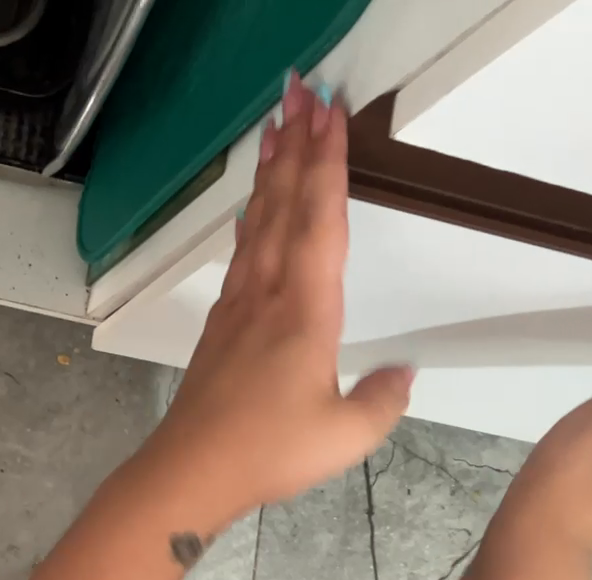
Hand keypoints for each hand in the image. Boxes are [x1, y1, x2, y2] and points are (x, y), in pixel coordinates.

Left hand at [144, 78, 413, 520]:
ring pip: (255, 230)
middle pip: (281, 209)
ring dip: (268, 178)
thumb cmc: (265, 453)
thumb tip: (403, 373)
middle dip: (293, 148)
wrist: (188, 473)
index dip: (326, 163)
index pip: (319, 221)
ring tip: (274, 134)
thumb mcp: (345, 435)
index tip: (327, 112)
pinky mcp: (217, 332)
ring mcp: (235, 313)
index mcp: (303, 312)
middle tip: (296, 93)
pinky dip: (249, 225)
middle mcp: (265, 299)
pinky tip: (249, 216)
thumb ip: (382, 399)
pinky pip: (239, 261)